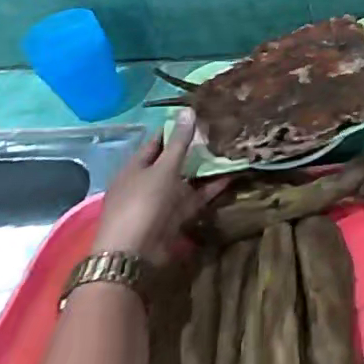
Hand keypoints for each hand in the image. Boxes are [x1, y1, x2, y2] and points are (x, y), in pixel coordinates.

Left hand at [92, 109, 228, 263]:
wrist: (133, 254)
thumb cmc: (143, 203)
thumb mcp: (164, 168)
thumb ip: (179, 141)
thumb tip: (188, 109)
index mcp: (135, 168)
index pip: (156, 142)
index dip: (176, 129)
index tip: (200, 117)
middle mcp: (146, 183)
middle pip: (171, 162)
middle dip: (194, 150)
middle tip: (219, 133)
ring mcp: (159, 202)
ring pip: (184, 181)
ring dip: (204, 170)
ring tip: (228, 153)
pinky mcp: (172, 218)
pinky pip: (193, 199)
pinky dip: (209, 190)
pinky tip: (230, 178)